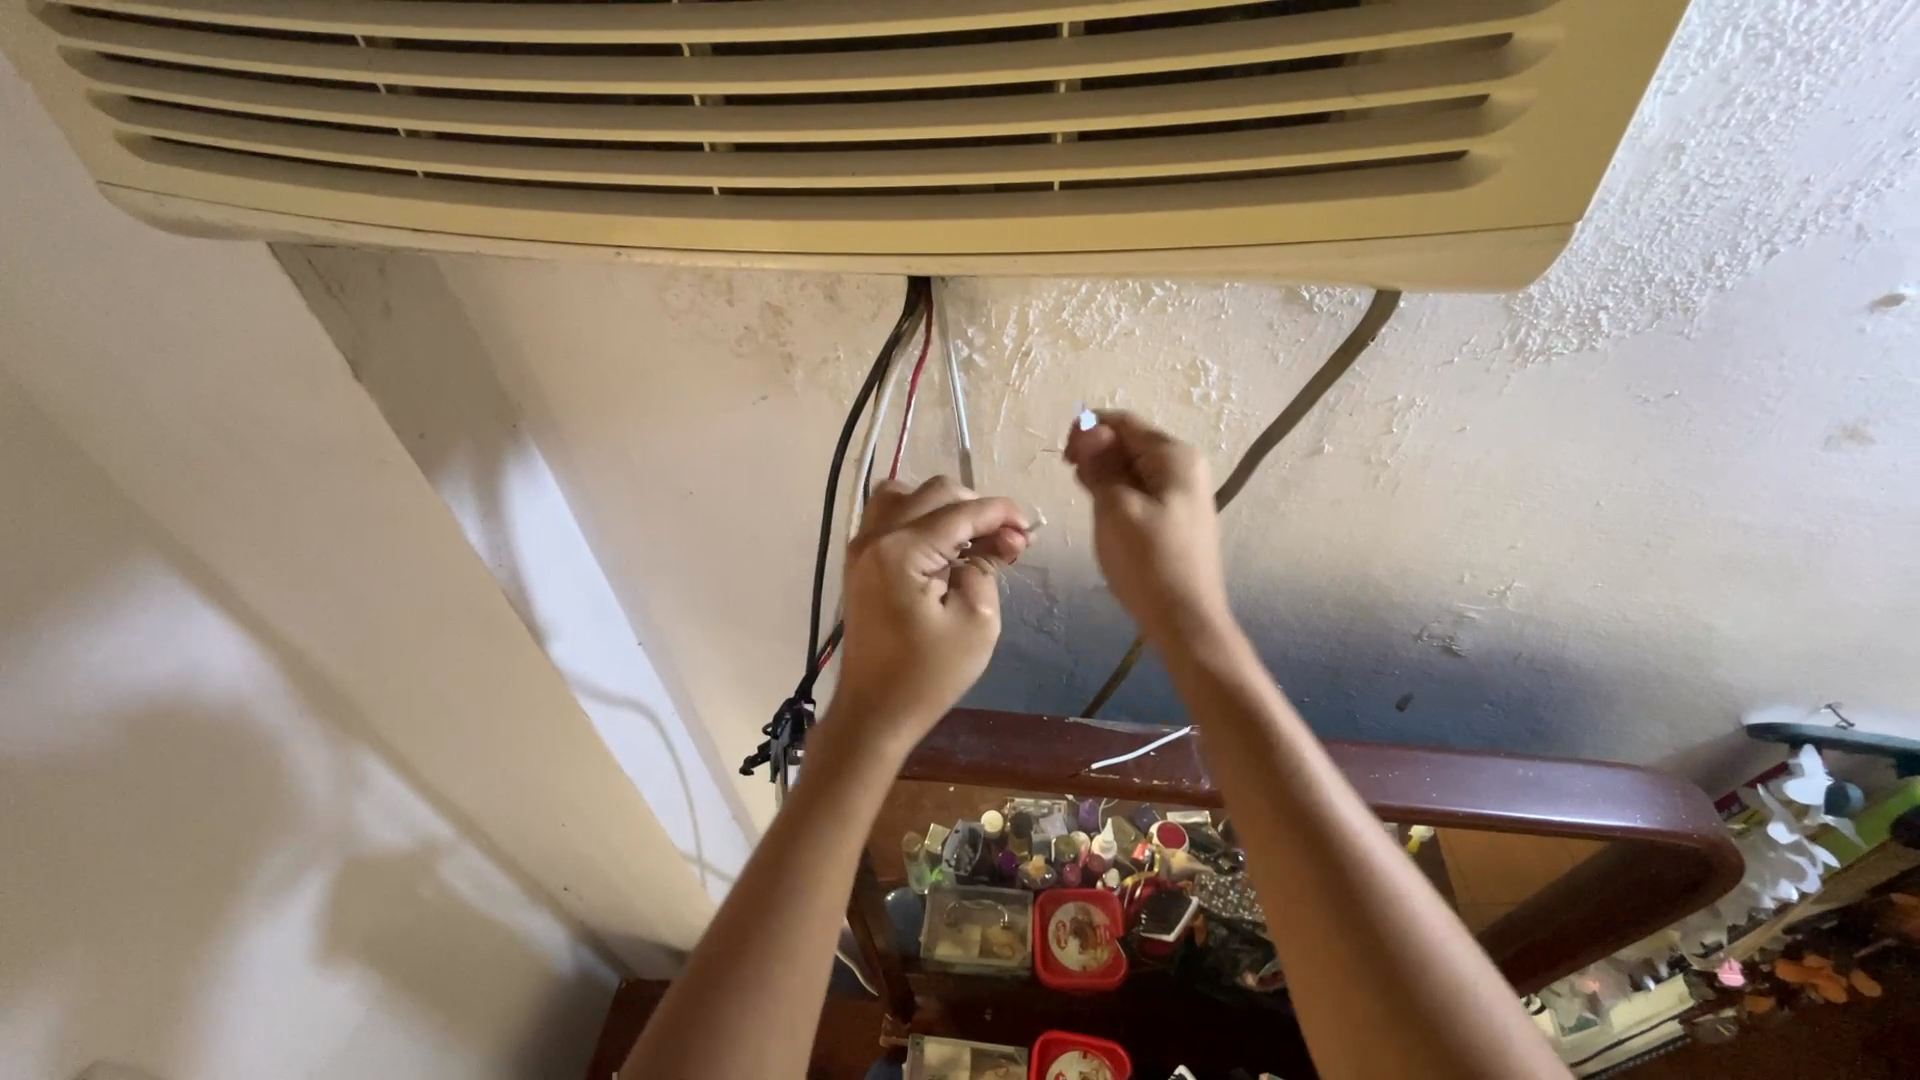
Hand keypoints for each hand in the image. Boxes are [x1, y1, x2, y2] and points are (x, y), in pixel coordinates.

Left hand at [826, 477, 1029, 753]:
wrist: (874, 711)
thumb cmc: (928, 675)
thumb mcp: (977, 622)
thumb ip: (986, 567)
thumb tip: (998, 538)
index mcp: (902, 550)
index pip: (961, 511)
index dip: (1000, 513)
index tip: (1028, 529)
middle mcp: (874, 537)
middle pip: (934, 492)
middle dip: (976, 509)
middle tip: (1005, 542)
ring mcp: (861, 547)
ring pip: (905, 495)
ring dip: (943, 507)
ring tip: (970, 540)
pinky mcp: (859, 562)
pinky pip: (888, 517)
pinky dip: (919, 519)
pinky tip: (943, 548)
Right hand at [1064, 411, 1231, 643]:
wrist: (1184, 618)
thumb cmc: (1148, 561)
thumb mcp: (1115, 507)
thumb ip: (1100, 464)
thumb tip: (1089, 429)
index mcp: (1175, 456)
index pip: (1124, 423)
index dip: (1089, 430)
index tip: (1063, 457)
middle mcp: (1184, 467)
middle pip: (1130, 442)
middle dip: (1096, 453)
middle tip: (1074, 481)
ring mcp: (1181, 493)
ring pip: (1132, 468)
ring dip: (1104, 474)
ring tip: (1087, 498)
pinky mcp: (1175, 516)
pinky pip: (1140, 490)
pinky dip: (1117, 492)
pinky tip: (1103, 511)